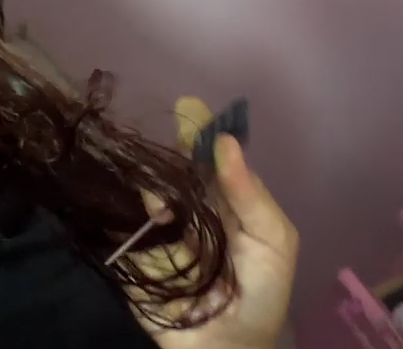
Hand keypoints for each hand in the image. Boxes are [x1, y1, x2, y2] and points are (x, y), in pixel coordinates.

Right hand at [137, 96, 299, 348]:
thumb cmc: (259, 296)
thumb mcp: (273, 243)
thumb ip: (250, 193)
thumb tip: (223, 140)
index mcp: (226, 198)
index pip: (210, 153)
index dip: (200, 128)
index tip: (188, 106)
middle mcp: (193, 201)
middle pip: (178, 159)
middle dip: (177, 140)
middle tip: (175, 120)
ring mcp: (161, 218)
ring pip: (153, 177)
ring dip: (161, 174)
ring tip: (172, 195)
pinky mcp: (135, 238)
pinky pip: (129, 205)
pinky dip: (141, 197)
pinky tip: (157, 212)